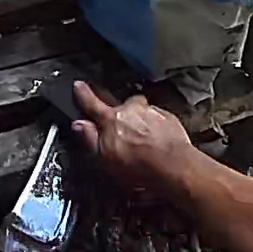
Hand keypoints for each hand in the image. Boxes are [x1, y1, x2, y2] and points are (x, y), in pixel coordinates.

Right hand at [71, 82, 199, 195]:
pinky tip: (155, 143)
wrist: (174, 166)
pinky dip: (154, 128)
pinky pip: (156, 118)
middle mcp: (131, 109)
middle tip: (122, 136)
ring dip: (139, 123)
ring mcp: (150, 111)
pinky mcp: (167, 117)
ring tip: (141, 144)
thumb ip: (90, 138)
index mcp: (111, 119)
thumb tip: (79, 125)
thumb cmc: (139, 166)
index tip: (79, 85)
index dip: (83, 93)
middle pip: (120, 107)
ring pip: (139, 112)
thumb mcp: (105, 159)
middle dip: (119, 117)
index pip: (92, 103)